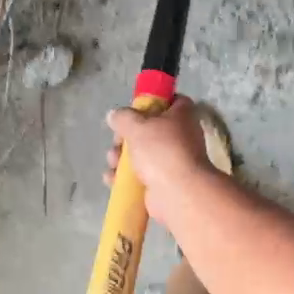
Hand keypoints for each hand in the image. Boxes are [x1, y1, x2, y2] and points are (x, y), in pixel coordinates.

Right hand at [105, 96, 216, 220]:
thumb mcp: (137, 126)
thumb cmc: (161, 150)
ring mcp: (173, 161)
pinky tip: (112, 179)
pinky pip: (141, 176)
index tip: (134, 109)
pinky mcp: (163, 182)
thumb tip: (114, 115)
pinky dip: (125, 178)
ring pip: (142, 154)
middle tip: (117, 142)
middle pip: (149, 129)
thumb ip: (123, 117)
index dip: (153, 102)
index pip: (172, 101)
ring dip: (122, 158)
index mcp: (182, 115)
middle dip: (126, 136)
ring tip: (113, 163)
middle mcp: (181, 136)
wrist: (178, 192)